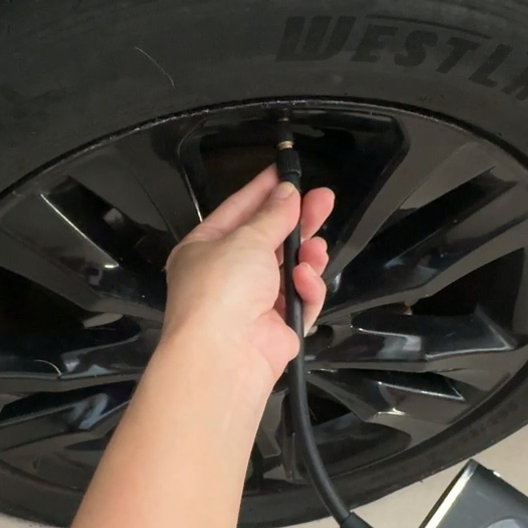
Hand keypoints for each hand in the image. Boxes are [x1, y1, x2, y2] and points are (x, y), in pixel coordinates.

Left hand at [161, 166, 333, 385]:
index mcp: (204, 249)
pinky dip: (307, 288)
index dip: (263, 191)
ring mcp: (252, 303)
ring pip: (289, 270)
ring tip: (315, 246)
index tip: (285, 172)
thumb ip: (272, 216)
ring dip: (305, 256)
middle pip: (269, 239)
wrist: (224, 355)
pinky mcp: (277, 327)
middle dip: (298, 220)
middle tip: (323, 200)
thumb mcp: (246, 239)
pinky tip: (306, 279)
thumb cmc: (217, 295)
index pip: (237, 211)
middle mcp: (226, 276)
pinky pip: (301, 299)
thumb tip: (287, 195)